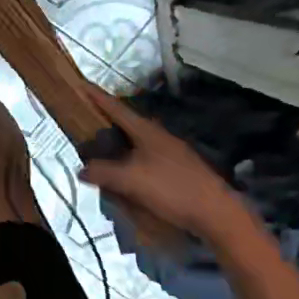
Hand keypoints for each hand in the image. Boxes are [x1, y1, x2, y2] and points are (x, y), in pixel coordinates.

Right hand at [78, 85, 248, 236]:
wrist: (217, 215)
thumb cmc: (172, 189)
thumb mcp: (130, 180)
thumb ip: (102, 172)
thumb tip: (82, 169)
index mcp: (146, 131)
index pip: (116, 107)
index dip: (96, 96)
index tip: (80, 83)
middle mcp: (160, 136)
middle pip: (127, 124)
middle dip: (106, 122)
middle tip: (85, 124)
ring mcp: (172, 153)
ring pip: (137, 143)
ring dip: (119, 146)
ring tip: (102, 155)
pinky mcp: (180, 171)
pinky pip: (147, 160)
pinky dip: (131, 163)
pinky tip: (126, 178)